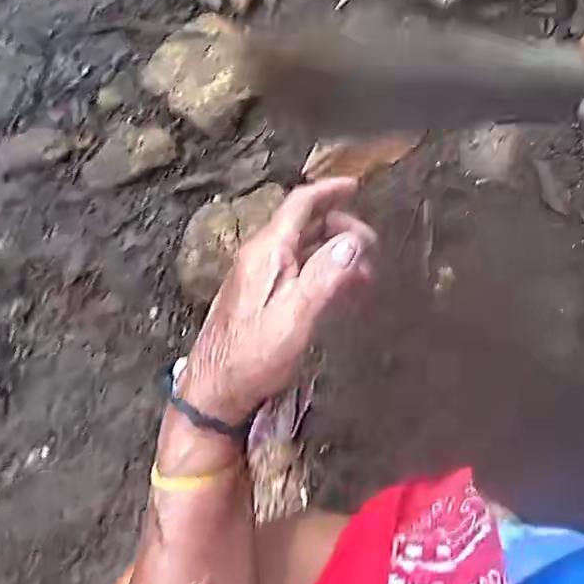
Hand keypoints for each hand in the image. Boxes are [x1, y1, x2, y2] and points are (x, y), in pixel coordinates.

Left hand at [176, 179, 374, 423]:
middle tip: (371, 246)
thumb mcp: (295, 318)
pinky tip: (341, 288)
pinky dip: (324, 266)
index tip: (356, 186)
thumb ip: (325, 276)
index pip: (301, 203)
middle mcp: (261, 255)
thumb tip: (353, 241)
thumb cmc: (251, 359)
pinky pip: (299, 265)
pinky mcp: (260, 293)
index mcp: (267, 252)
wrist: (212, 397)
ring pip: (305, 243)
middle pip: (307, 221)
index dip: (330, 190)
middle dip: (343, 226)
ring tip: (362, 272)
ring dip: (336, 249)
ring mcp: (259, 274)